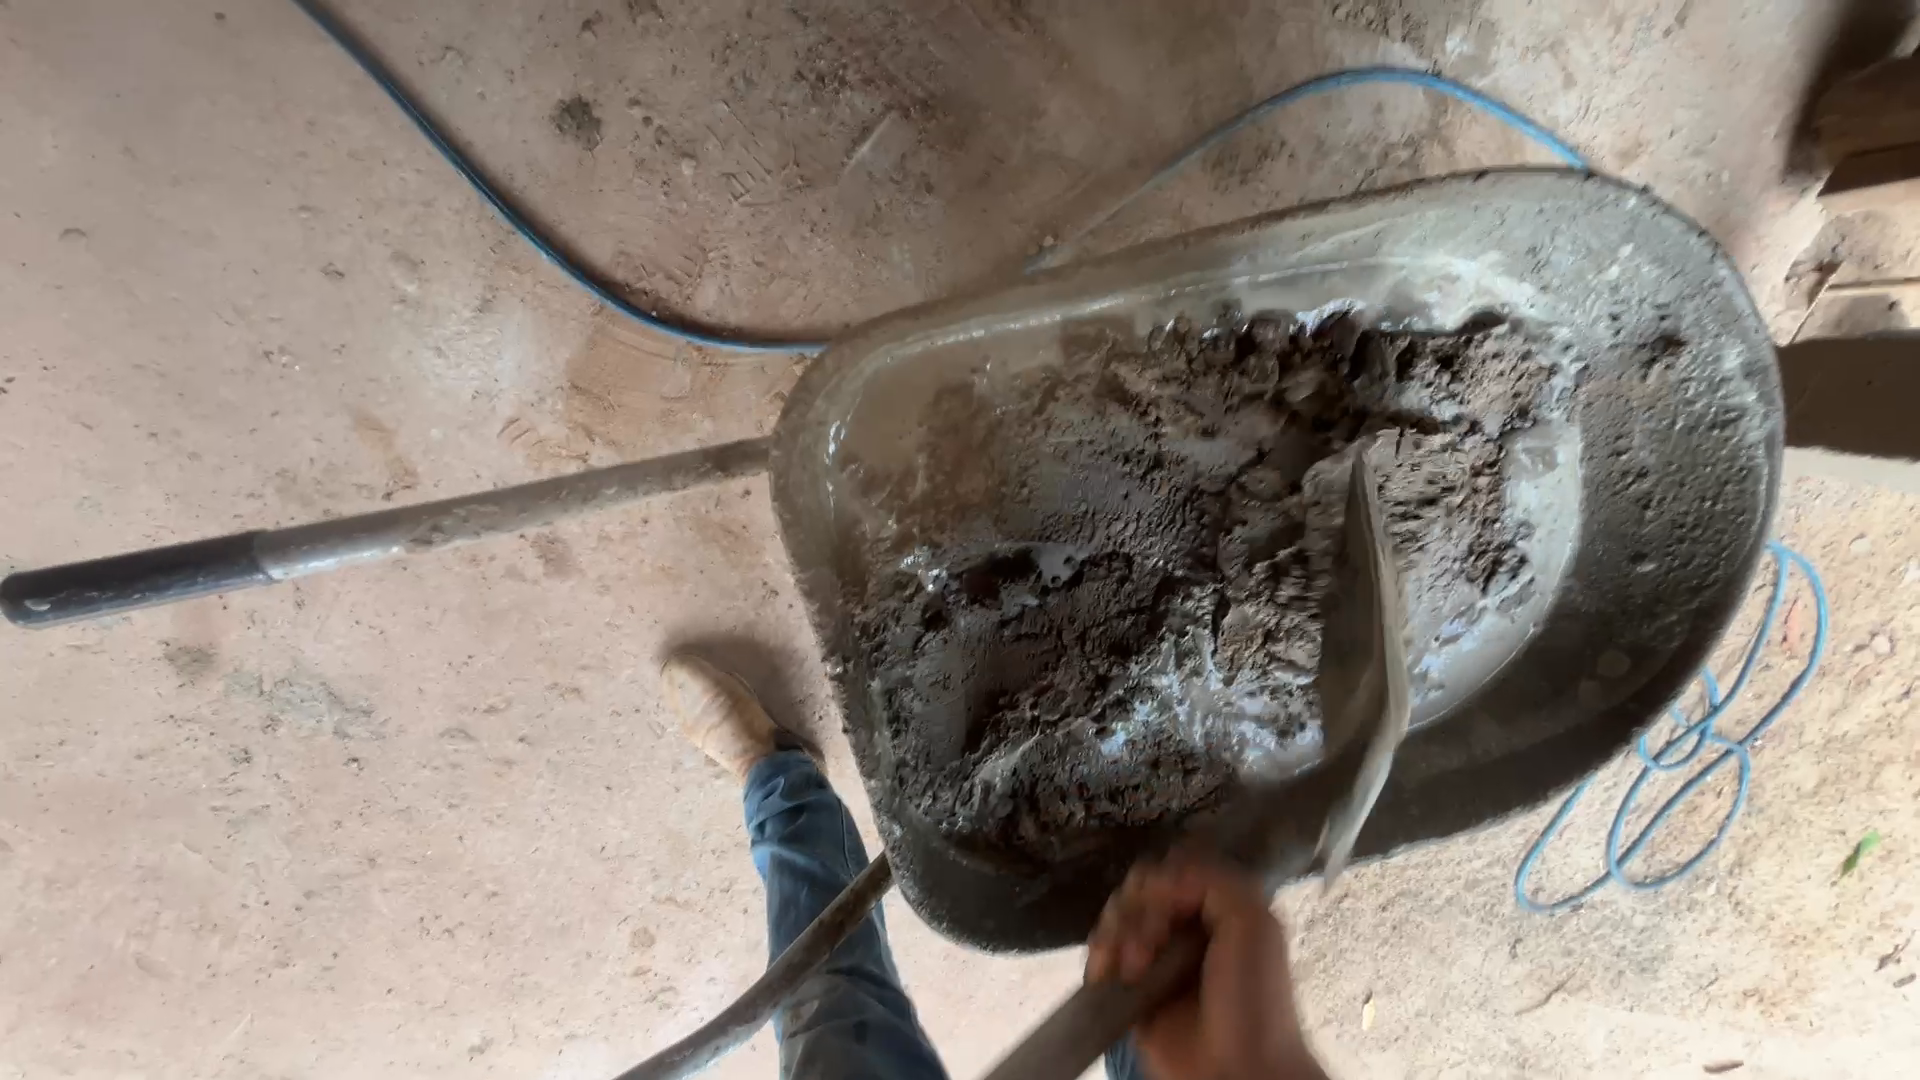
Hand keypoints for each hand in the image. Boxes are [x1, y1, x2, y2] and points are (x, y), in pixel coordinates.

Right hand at [1085, 859, 1325, 1079]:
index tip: (1166, 898)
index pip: (1169, 868)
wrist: (1239, 1070)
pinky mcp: (1128, 987)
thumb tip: (1159, 875)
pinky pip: (1099, 953)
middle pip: (1137, 888)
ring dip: (1118, 932)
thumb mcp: (1254, 921)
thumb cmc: (1253, 997)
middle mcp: (1179, 926)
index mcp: (1210, 907)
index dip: (1161, 877)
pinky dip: (1098, 954)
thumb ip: (1213, 878)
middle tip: (1155, 940)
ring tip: (1136, 967)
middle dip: (1138, 908)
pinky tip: (1108, 970)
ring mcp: (1152, 956)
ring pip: (1115, 915)